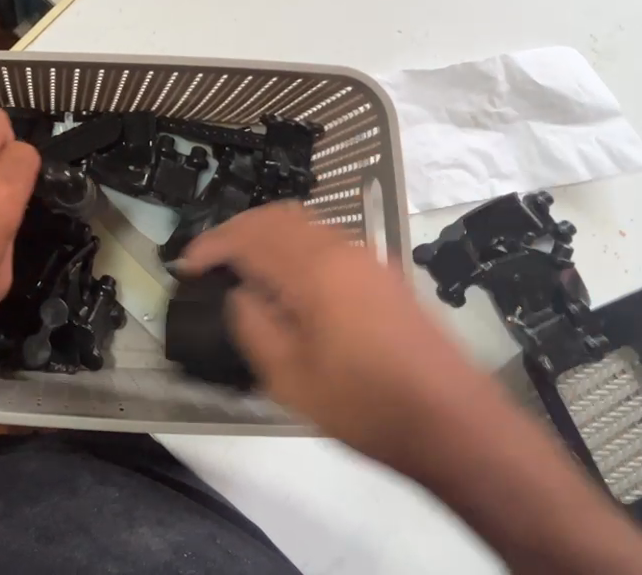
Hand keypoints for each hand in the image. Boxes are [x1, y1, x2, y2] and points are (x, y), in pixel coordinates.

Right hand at [180, 201, 489, 471]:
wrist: (456, 425)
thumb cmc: (367, 406)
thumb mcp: (290, 378)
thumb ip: (253, 324)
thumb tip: (238, 294)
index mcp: (313, 270)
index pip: (247, 237)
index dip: (210, 246)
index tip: (185, 265)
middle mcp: (341, 250)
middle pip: (276, 216)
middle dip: (236, 230)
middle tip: (210, 258)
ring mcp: (368, 259)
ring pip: (304, 223)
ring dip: (266, 234)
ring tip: (243, 265)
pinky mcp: (385, 274)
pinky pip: (326, 240)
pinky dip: (294, 244)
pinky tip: (289, 280)